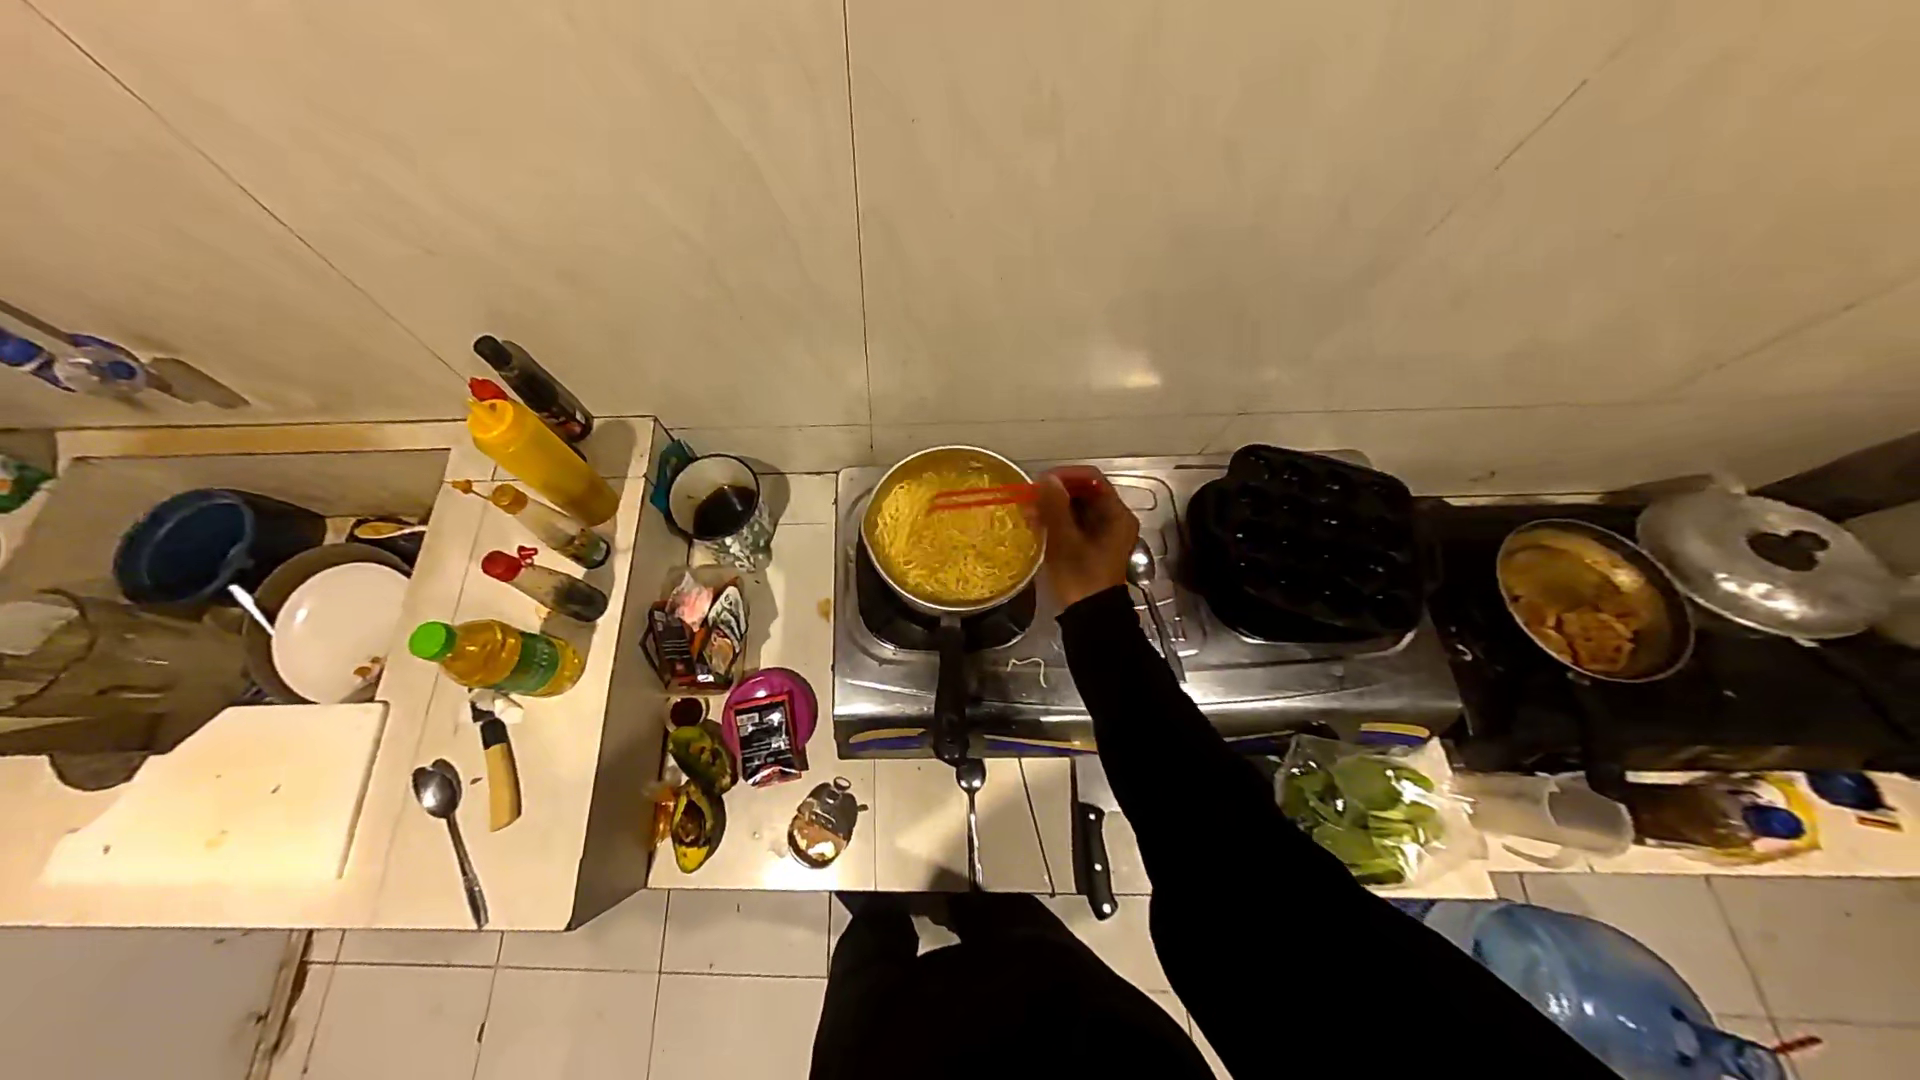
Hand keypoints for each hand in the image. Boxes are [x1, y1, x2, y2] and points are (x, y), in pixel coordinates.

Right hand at [1027, 466, 1139, 609]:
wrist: (1090, 618)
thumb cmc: (1081, 577)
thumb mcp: (1065, 541)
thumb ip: (1055, 507)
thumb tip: (1046, 479)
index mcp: (1116, 515)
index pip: (1092, 479)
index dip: (1065, 476)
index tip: (1039, 483)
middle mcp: (1113, 519)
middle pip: (1083, 492)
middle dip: (1055, 492)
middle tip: (1030, 500)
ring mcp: (1102, 533)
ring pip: (1076, 507)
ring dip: (1052, 507)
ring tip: (1029, 513)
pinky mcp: (1090, 545)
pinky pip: (1073, 523)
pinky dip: (1056, 521)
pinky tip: (1036, 525)